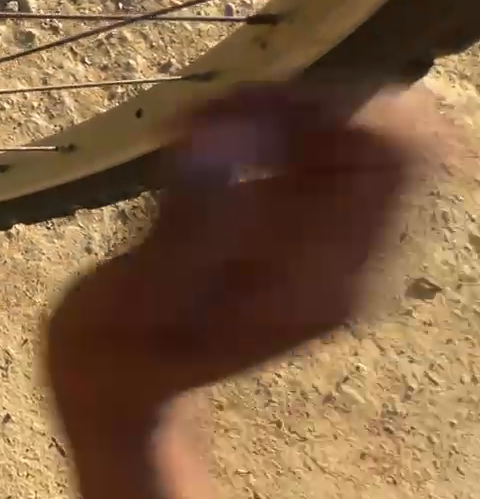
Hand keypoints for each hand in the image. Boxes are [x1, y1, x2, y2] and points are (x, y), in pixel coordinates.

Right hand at [46, 85, 425, 441]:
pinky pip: (317, 165)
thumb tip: (221, 126)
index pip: (389, 153)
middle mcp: (349, 260)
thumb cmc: (109, 355)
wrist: (117, 393)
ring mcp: (329, 252)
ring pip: (354, 145)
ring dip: (278, 118)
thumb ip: (187, 215)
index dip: (316, 105)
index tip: (218, 105)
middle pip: (387, 139)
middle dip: (299, 104)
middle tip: (201, 113)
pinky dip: (266, 138)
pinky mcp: (298, 244)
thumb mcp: (136, 293)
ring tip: (188, 128)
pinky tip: (198, 148)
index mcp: (320, 277)